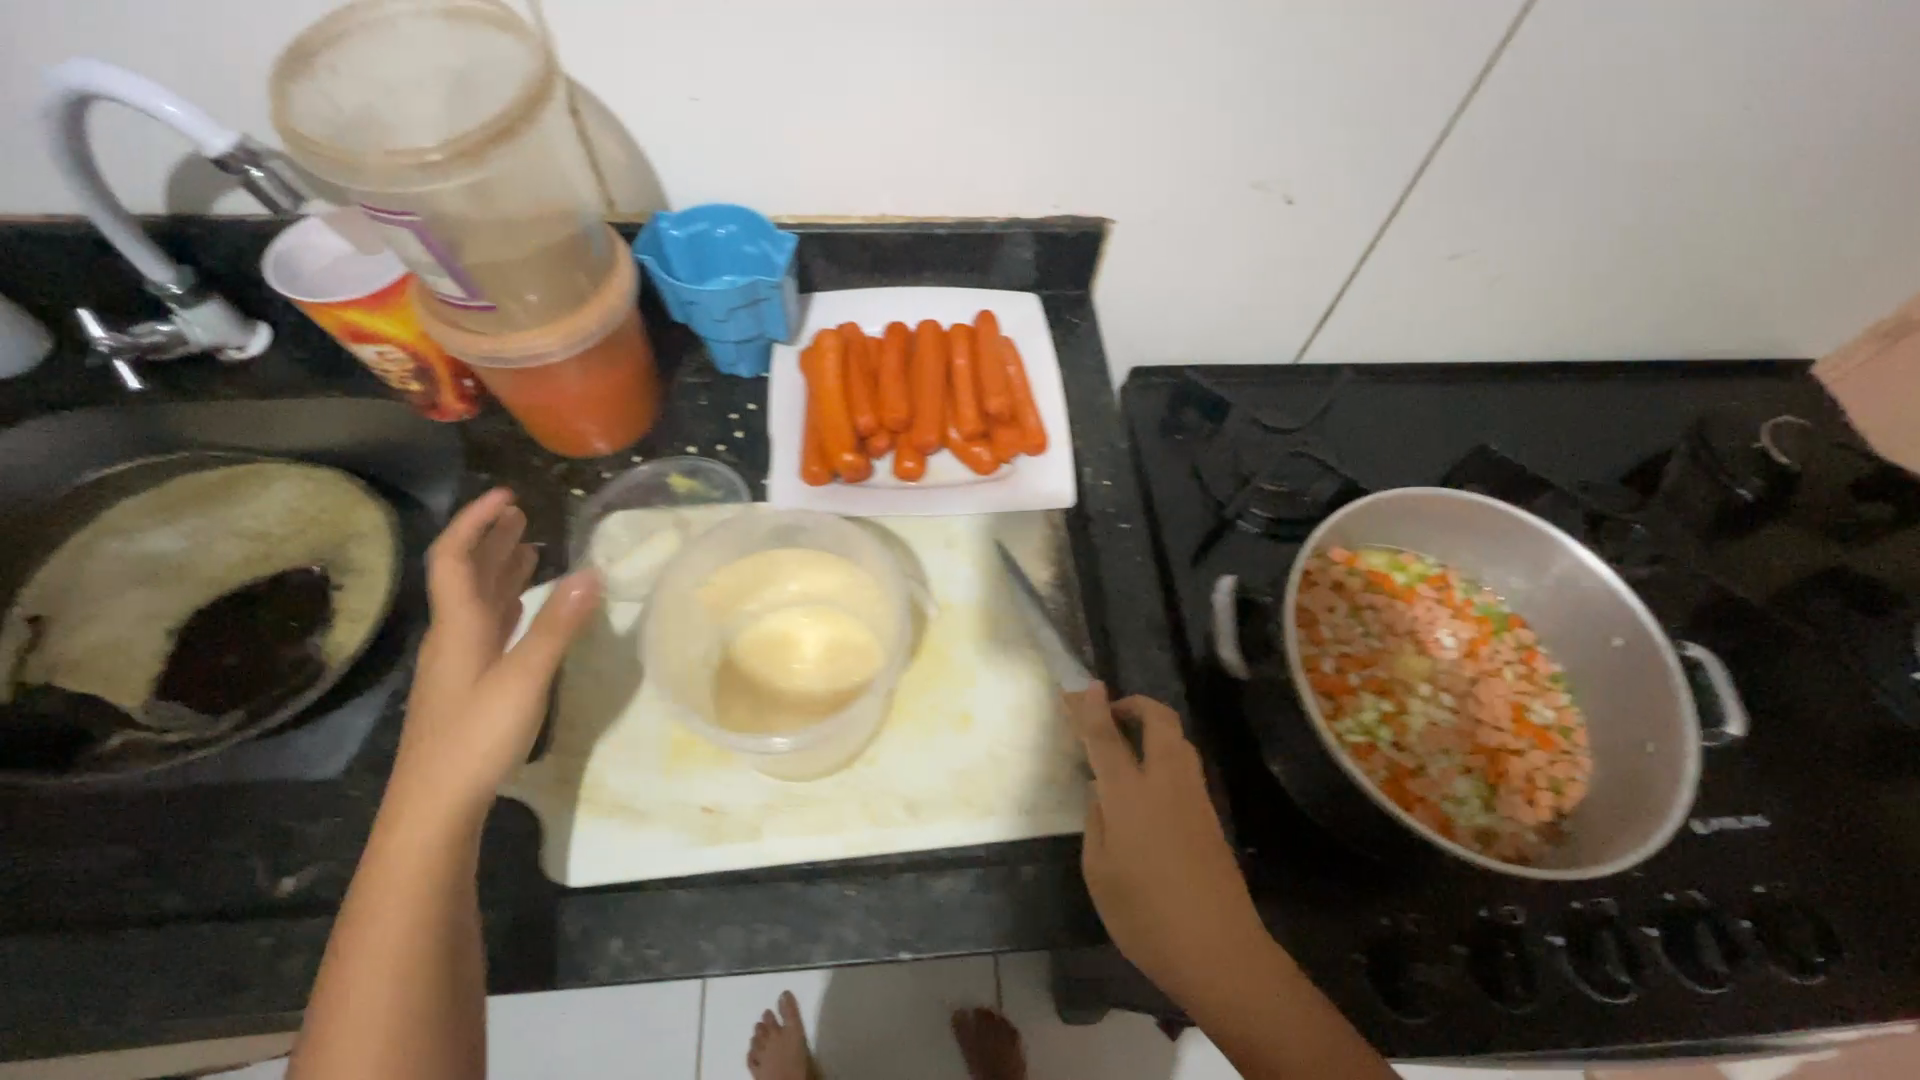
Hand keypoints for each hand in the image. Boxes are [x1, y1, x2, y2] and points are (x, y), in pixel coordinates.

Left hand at [389, 488, 599, 822]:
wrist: (435, 802)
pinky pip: (488, 628)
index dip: (475, 522)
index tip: (507, 496)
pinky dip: (507, 605)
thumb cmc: (476, 736)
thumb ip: (558, 625)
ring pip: (478, 602)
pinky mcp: (470, 683)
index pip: (456, 558)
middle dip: (492, 539)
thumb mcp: (525, 678)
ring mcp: (460, 662)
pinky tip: (521, 608)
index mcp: (459, 626)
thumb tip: (592, 572)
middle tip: (522, 512)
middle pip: (466, 575)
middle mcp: (454, 636)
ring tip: (529, 546)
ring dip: (500, 570)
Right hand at [1068, 682, 1267, 1003]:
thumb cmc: (1145, 916)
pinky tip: (1147, 783)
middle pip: (1160, 721)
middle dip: (1135, 704)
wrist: (1219, 950)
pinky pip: (1186, 766)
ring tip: (1126, 744)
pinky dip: (1165, 755)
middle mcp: (1167, 784)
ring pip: (1179, 741)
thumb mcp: (1099, 872)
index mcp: (1130, 795)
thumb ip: (1097, 822)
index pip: (1106, 737)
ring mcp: (1195, 798)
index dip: (1091, 708)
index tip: (1083, 686)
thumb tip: (1102, 792)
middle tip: (1109, 713)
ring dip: (1154, 728)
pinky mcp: (1211, 817)